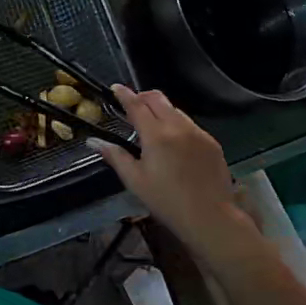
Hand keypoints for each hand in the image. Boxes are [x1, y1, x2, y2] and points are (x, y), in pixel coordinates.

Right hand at [90, 86, 244, 248]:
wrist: (210, 217)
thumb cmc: (165, 200)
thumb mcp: (134, 180)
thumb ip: (115, 156)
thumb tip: (93, 142)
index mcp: (156, 135)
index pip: (137, 105)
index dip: (124, 94)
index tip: (115, 88)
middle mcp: (179, 127)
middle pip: (159, 99)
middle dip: (143, 97)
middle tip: (131, 104)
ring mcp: (199, 133)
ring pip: (176, 110)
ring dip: (160, 110)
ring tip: (150, 124)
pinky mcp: (212, 143)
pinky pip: (189, 124)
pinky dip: (176, 123)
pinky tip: (172, 141)